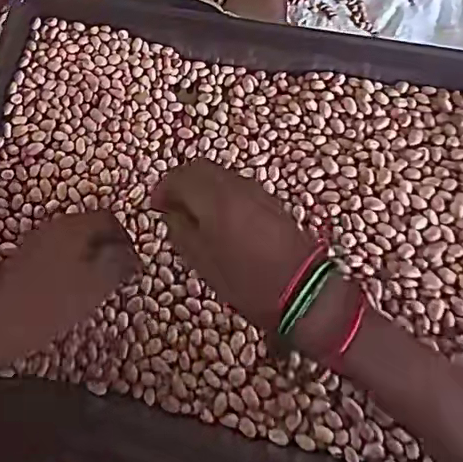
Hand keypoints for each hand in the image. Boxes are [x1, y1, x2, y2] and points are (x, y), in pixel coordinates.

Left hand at [0, 210, 137, 383]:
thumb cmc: (49, 304)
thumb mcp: (94, 285)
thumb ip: (118, 263)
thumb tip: (131, 254)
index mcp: (72, 226)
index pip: (108, 217)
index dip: (127, 239)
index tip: (136, 265)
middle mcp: (52, 227)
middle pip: (90, 228)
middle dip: (109, 249)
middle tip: (122, 277)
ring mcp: (34, 243)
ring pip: (73, 243)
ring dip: (91, 260)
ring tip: (101, 289)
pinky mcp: (23, 262)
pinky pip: (57, 256)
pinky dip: (72, 269)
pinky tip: (73, 295)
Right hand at [151, 160, 320, 335]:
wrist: (306, 293)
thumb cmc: (247, 281)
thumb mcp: (201, 260)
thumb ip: (180, 229)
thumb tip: (172, 213)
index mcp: (213, 197)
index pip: (179, 176)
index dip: (163, 189)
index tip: (156, 206)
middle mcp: (235, 186)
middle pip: (200, 168)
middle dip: (181, 182)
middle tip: (171, 205)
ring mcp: (257, 192)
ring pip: (220, 176)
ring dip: (202, 187)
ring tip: (194, 215)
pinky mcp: (272, 204)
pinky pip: (237, 188)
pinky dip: (221, 195)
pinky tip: (220, 221)